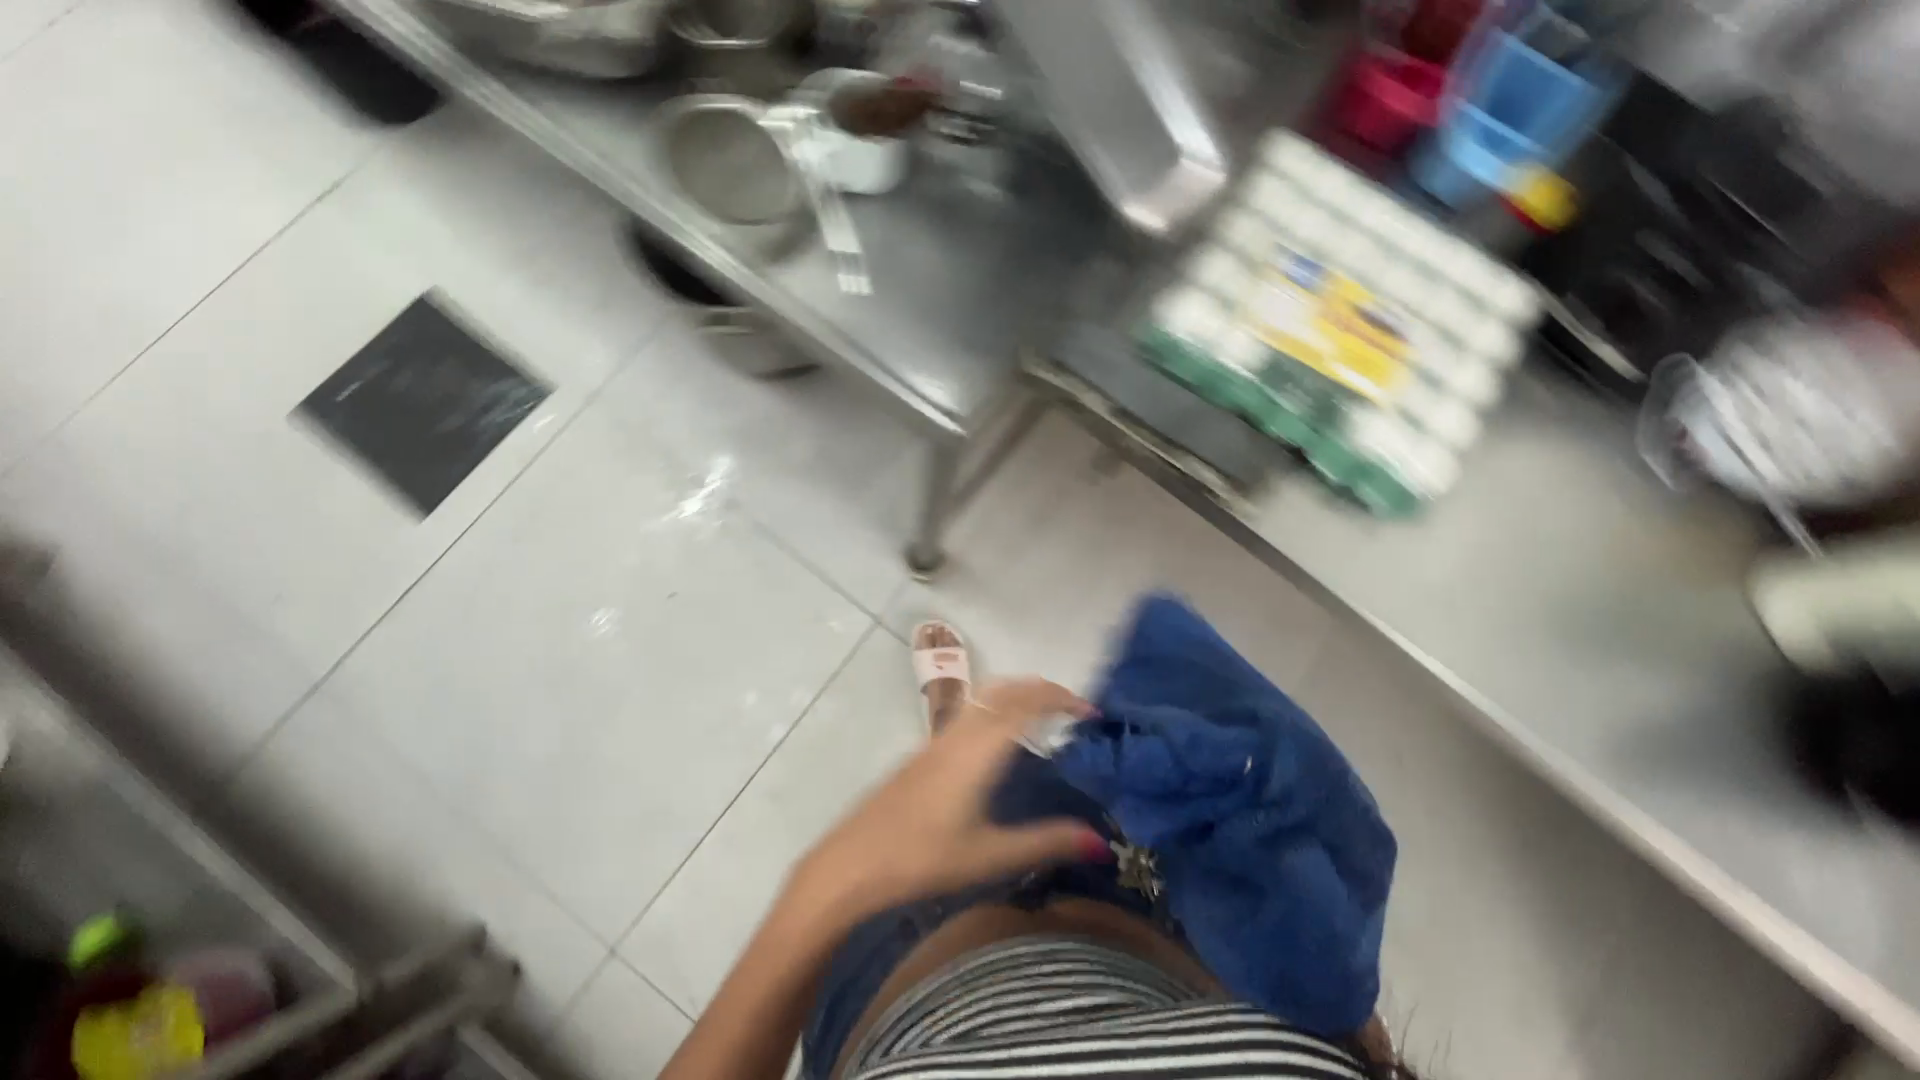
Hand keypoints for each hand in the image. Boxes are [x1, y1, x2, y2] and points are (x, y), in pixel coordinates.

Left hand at [790, 678, 1107, 920]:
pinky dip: (995, 710)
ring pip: (982, 698)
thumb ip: (1046, 843)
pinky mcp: (921, 755)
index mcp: (979, 749)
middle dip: (1041, 689)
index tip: (1091, 712)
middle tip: (1073, 709)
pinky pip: (968, 713)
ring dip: (1015, 695)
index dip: (1062, 699)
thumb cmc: (923, 858)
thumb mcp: (990, 855)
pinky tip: (999, 745)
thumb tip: (1100, 840)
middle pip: (1004, 689)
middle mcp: (958, 734)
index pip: (1027, 703)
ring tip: (1043, 718)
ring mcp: (935, 741)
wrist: (852, 863)